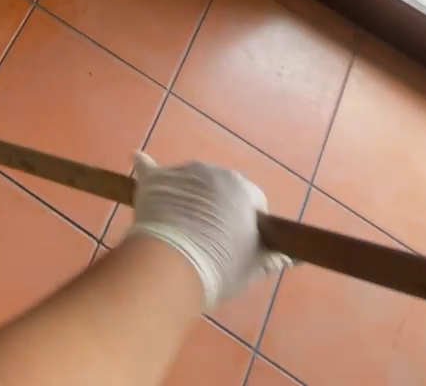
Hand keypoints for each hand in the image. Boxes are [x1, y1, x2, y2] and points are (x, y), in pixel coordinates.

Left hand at [127, 152, 289, 308]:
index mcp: (244, 190)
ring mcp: (181, 171)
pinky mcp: (154, 178)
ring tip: (179, 224)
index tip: (239, 241)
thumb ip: (270, 258)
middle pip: (220, 187)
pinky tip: (137, 157)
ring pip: (189, 181)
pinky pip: (149, 167)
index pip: (252, 201)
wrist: (173, 263)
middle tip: (210, 236)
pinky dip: (145, 165)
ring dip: (188, 195)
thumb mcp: (252, 268)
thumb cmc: (219, 266)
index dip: (247, 222)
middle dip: (218, 206)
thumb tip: (288, 257)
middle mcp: (214, 171)